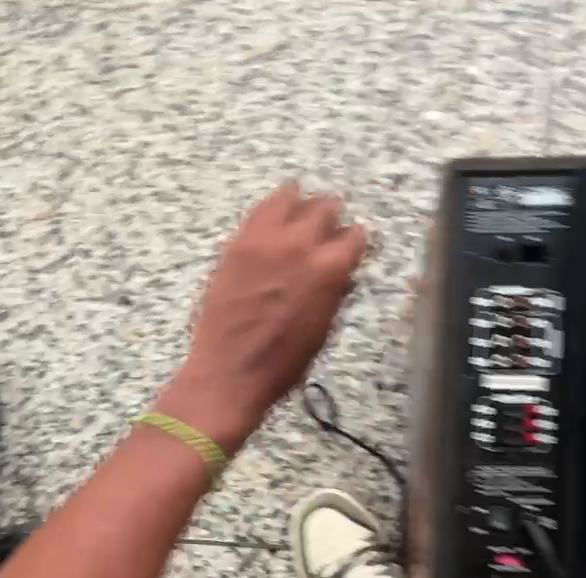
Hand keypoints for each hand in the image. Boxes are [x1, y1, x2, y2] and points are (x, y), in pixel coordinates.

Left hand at [156, 183, 367, 451]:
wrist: (230, 373)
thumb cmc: (280, 364)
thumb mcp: (322, 331)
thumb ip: (333, 294)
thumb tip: (340, 276)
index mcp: (329, 270)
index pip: (356, 237)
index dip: (355, 244)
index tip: (350, 249)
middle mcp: (300, 245)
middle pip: (325, 208)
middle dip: (331, 218)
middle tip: (327, 228)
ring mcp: (264, 240)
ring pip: (290, 197)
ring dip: (300, 204)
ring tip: (299, 212)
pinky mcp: (236, 244)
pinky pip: (258, 210)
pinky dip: (271, 210)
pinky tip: (273, 218)